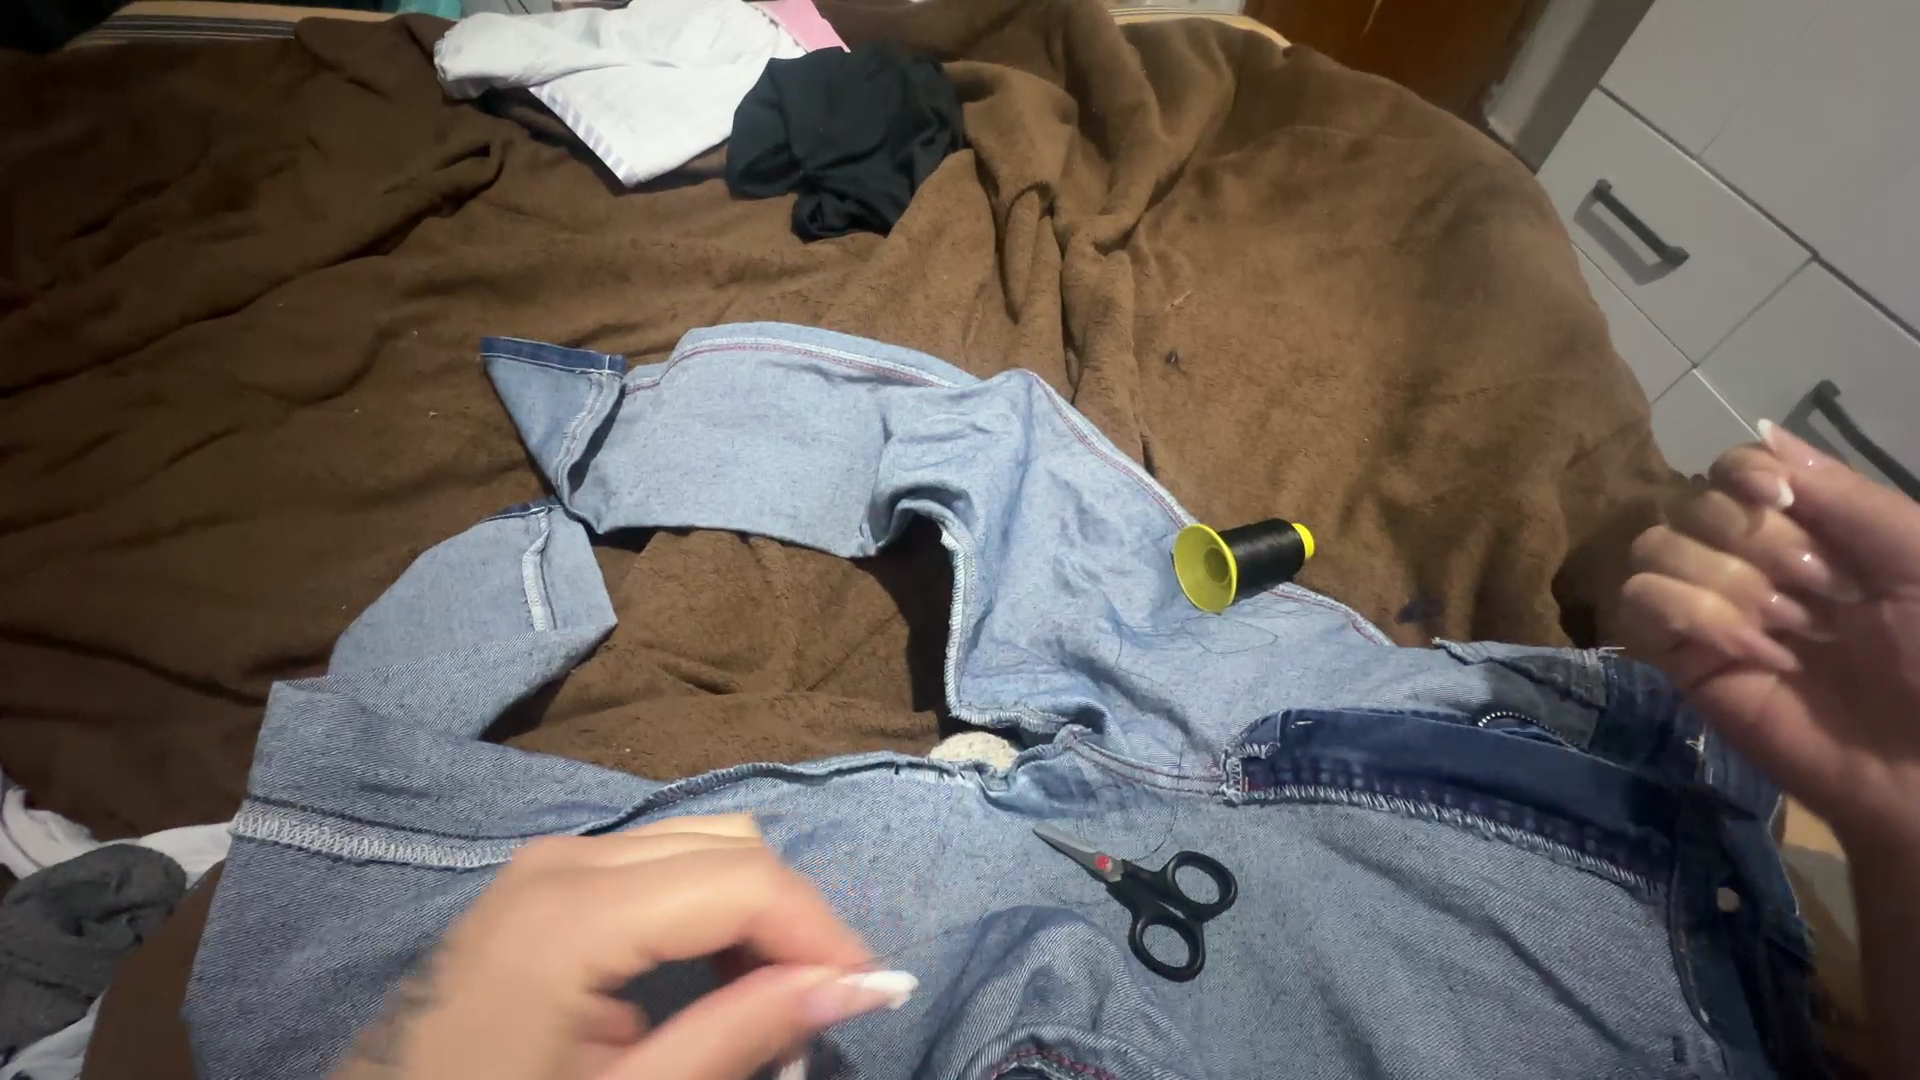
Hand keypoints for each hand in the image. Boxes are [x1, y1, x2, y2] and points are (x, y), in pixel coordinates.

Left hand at [329, 815, 916, 1079]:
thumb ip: (745, 1034)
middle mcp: (569, 856)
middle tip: (818, 1005)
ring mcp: (554, 858)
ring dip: (755, 911)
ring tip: (770, 994)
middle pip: (732, 846)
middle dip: (790, 919)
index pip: (745, 879)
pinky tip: (712, 970)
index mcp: (574, 912)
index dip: (821, 930)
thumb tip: (868, 984)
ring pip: (706, 842)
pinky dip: (710, 905)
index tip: (870, 990)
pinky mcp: (550, 875)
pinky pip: (665, 861)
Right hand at [1620, 422, 1919, 857]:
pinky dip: (1695, 619)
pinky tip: (1754, 654)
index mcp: (1813, 531)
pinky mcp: (1669, 650)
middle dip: (1756, 545)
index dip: (1746, 477)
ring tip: (1791, 633)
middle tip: (1825, 595)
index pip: (1735, 470)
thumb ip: (1849, 497)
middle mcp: (1747, 559)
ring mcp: (1703, 604)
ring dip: (1728, 587)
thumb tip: (1765, 430)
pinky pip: (1640, 600)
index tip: (1785, 504)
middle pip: (1690, 505)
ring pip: (1654, 549)